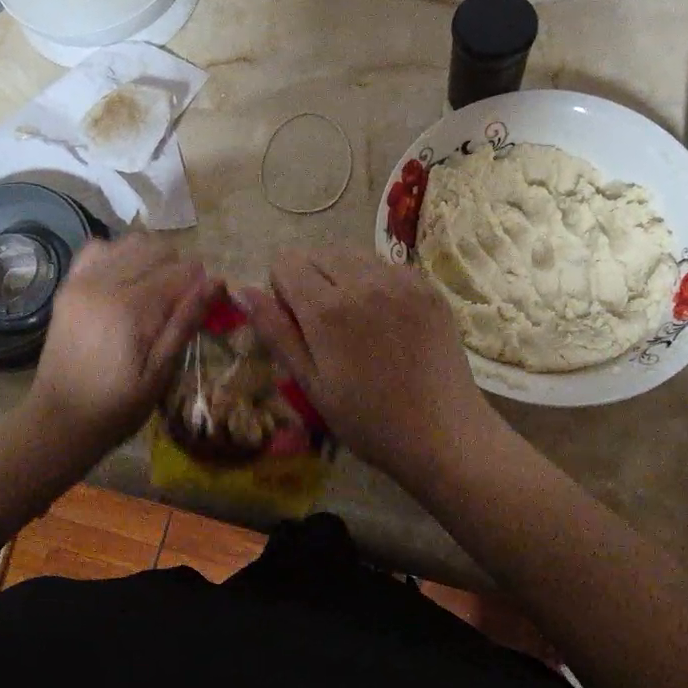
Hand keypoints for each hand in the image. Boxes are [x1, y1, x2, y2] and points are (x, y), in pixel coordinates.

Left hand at [25, 235, 219, 450]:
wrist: (60, 420)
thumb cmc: (117, 405)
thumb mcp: (160, 372)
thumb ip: (186, 322)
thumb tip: (218, 282)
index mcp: (131, 308)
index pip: (184, 270)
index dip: (202, 286)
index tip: (204, 309)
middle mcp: (105, 282)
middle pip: (160, 249)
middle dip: (179, 270)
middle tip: (179, 304)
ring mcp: (82, 280)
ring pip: (132, 242)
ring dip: (151, 259)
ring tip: (154, 291)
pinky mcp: (69, 284)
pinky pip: (99, 248)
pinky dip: (119, 256)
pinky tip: (125, 282)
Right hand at [236, 248, 495, 478]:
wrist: (445, 435)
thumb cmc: (369, 421)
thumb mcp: (311, 384)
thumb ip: (276, 332)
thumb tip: (242, 290)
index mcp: (327, 309)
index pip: (286, 262)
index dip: (281, 289)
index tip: (295, 322)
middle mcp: (364, 282)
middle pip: (318, 252)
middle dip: (310, 277)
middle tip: (324, 324)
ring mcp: (402, 281)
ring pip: (354, 254)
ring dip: (343, 275)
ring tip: (356, 320)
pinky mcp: (428, 287)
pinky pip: (388, 266)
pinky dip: (377, 281)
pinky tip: (387, 320)